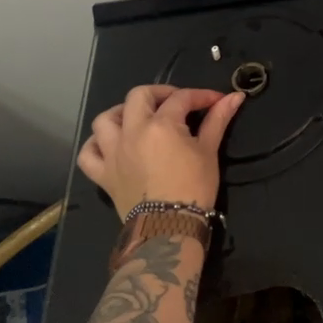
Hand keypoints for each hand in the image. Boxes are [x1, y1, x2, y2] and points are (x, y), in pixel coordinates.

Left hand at [77, 85, 244, 216]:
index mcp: (161, 125)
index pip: (182, 98)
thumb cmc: (193, 187)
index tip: (217, 101)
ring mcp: (113, 153)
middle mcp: (132, 132)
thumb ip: (218, 119)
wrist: (167, 228)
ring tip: (139, 118)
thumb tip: (236, 96)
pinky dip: (96, 144)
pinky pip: (87, 154)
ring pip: (105, 120)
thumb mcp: (209, 150)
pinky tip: (111, 144)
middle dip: (160, 93)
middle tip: (176, 103)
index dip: (201, 96)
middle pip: (138, 96)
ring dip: (121, 113)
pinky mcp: (103, 174)